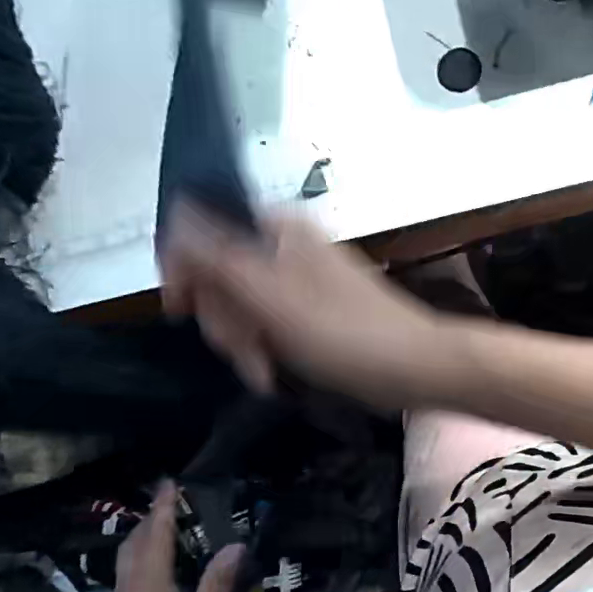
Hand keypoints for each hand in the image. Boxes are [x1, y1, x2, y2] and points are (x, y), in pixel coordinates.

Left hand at [89, 480, 241, 591]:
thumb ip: (217, 583)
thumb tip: (237, 543)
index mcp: (148, 583)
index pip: (156, 535)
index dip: (163, 508)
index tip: (169, 483)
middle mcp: (128, 591)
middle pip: (133, 547)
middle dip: (148, 522)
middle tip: (165, 505)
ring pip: (127, 566)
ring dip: (142, 543)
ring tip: (159, 534)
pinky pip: (128, 582)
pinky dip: (140, 565)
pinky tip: (153, 579)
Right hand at [159, 203, 455, 408]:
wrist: (416, 367)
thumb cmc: (349, 335)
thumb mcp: (275, 299)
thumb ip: (221, 259)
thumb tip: (176, 217)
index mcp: (277, 230)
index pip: (202, 230)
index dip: (183, 269)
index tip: (182, 310)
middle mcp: (284, 247)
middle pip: (217, 273)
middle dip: (224, 319)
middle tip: (245, 350)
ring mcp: (297, 281)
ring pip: (239, 305)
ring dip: (243, 342)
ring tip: (265, 371)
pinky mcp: (308, 313)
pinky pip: (266, 325)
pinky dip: (264, 349)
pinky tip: (273, 374)